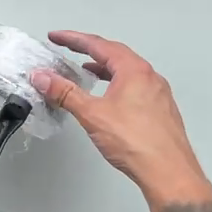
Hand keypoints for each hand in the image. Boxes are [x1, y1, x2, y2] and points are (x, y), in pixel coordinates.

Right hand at [30, 32, 211, 207]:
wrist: (170, 174)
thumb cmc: (134, 141)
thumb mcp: (92, 113)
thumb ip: (64, 92)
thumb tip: (41, 77)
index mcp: (133, 70)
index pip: (98, 45)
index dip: (73, 39)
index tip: (55, 37)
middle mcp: (149, 76)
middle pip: (115, 53)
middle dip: (89, 48)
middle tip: (68, 47)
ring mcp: (159, 93)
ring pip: (127, 70)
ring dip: (104, 66)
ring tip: (85, 70)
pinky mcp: (162, 110)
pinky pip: (135, 85)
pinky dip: (116, 81)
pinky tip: (108, 95)